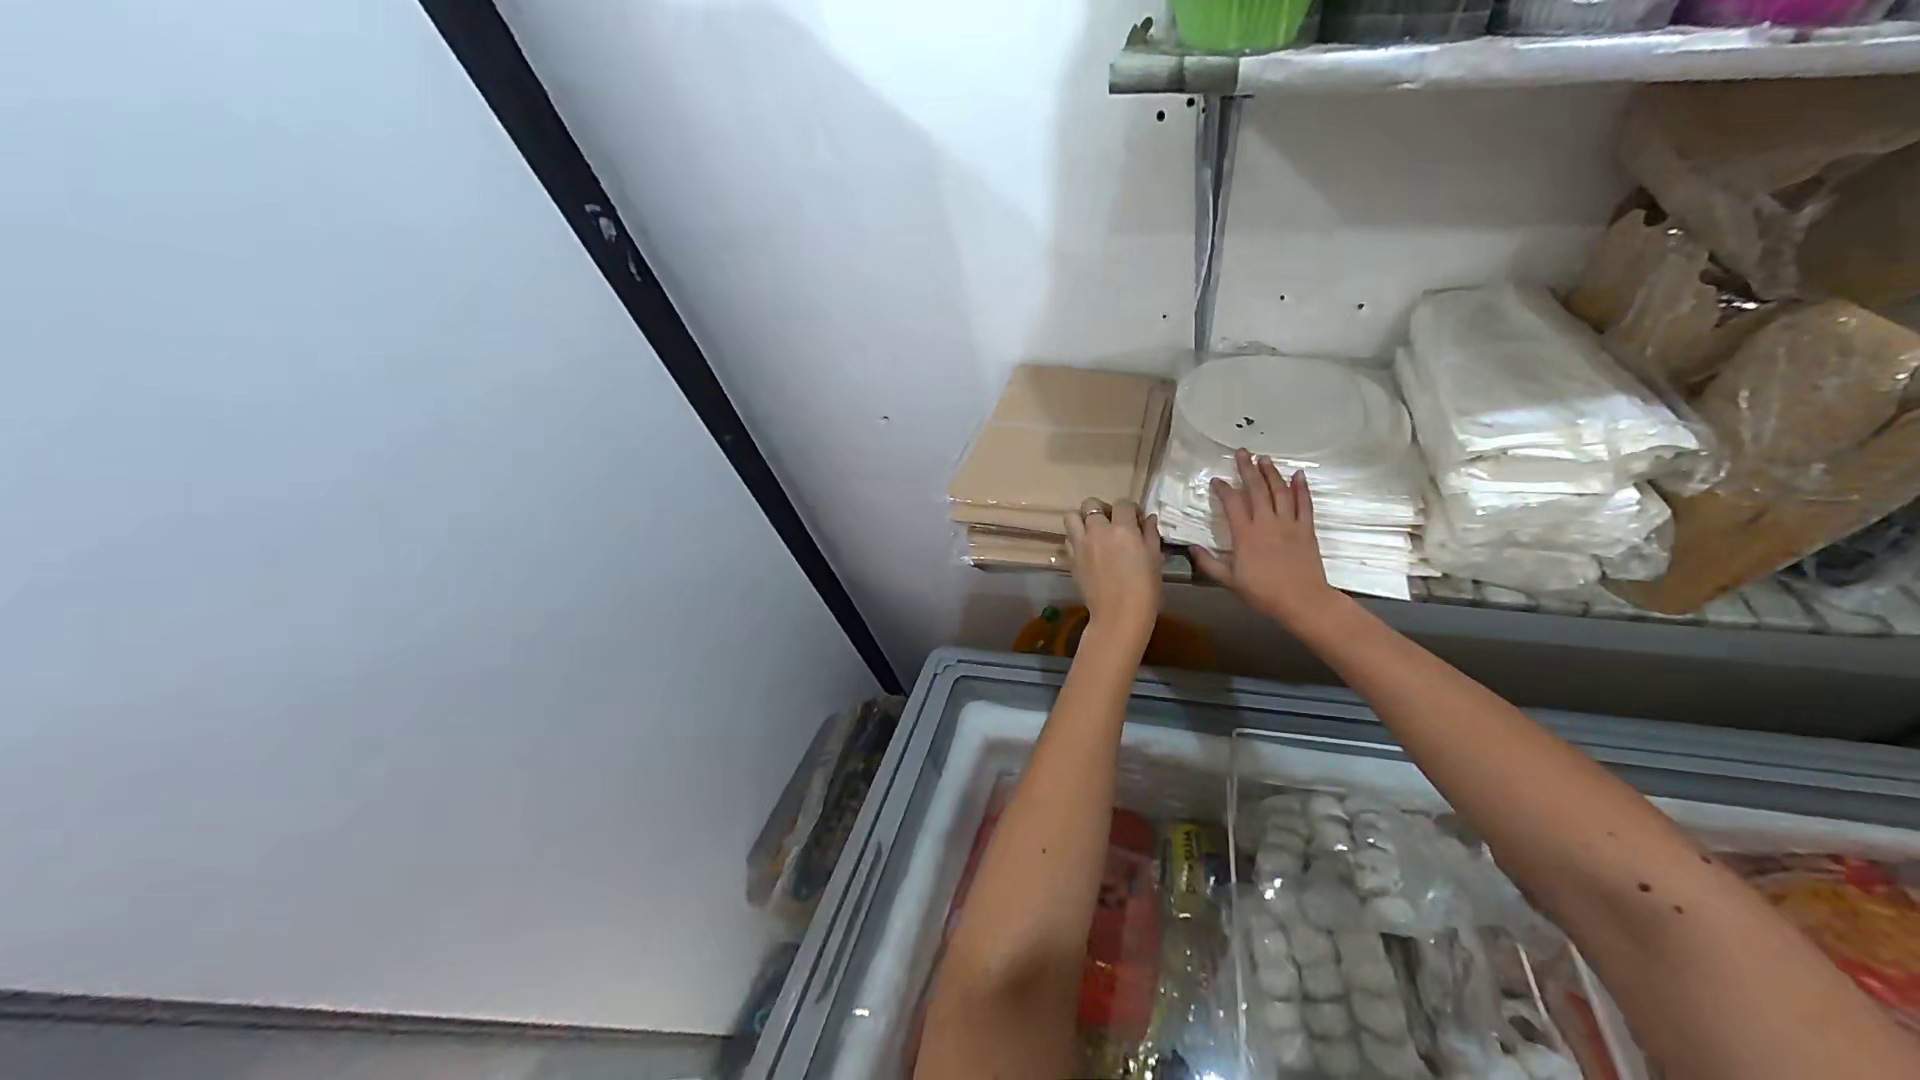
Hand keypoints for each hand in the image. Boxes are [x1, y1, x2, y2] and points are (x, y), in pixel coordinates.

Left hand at [1063, 499, 1161, 641]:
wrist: (1119, 614)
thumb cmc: (1144, 588)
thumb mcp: (1154, 558)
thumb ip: (1150, 534)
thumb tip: (1148, 519)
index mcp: (1123, 528)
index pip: (1123, 504)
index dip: (1130, 509)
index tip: (1135, 519)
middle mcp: (1098, 531)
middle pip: (1091, 504)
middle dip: (1101, 509)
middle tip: (1111, 523)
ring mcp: (1080, 544)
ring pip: (1071, 517)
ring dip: (1082, 520)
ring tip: (1092, 532)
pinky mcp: (1070, 559)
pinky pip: (1067, 539)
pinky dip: (1075, 539)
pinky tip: (1086, 549)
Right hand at [1192, 450, 1345, 633]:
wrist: (1302, 601)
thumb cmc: (1263, 593)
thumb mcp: (1230, 581)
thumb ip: (1209, 563)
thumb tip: (1192, 548)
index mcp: (1245, 535)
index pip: (1232, 504)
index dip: (1223, 490)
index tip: (1216, 480)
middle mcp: (1267, 523)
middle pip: (1256, 489)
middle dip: (1248, 469)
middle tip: (1242, 453)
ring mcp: (1289, 524)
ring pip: (1280, 491)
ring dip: (1271, 473)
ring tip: (1264, 459)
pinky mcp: (1307, 529)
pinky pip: (1305, 504)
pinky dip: (1302, 488)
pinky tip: (1298, 475)